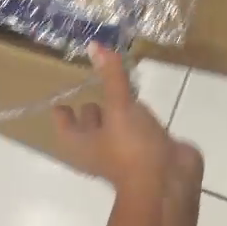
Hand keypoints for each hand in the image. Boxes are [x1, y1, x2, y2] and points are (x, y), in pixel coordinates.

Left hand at [55, 44, 203, 199]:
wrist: (166, 180)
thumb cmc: (131, 147)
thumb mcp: (119, 107)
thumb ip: (110, 77)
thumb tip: (94, 45)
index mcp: (83, 144)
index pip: (65, 127)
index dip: (62, 114)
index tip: (60, 100)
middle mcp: (100, 148)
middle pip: (88, 129)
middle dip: (88, 113)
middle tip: (89, 89)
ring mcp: (124, 150)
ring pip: (113, 129)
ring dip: (114, 113)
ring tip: (116, 91)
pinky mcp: (147, 149)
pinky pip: (136, 130)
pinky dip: (136, 118)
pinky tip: (143, 106)